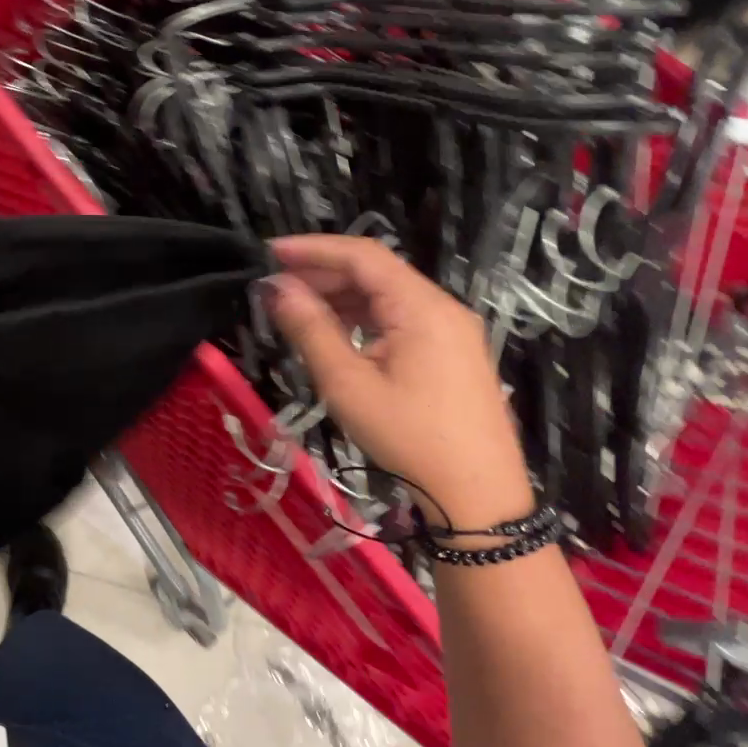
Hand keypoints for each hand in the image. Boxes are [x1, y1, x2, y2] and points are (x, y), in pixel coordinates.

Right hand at [266, 235, 532, 528]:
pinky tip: (332, 331)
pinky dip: (361, 315)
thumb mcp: (347, 383)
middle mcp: (441, 307)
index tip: (268, 253)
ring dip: (339, 295)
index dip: (312, 248)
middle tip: (273, 286)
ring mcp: (450, 330)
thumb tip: (275, 288)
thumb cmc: (409, 436)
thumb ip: (310, 328)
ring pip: (386, 294)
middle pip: (375, 271)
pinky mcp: (450, 352)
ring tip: (294, 308)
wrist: (479, 498)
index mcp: (421, 307)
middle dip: (321, 272)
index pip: (362, 255)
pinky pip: (399, 317)